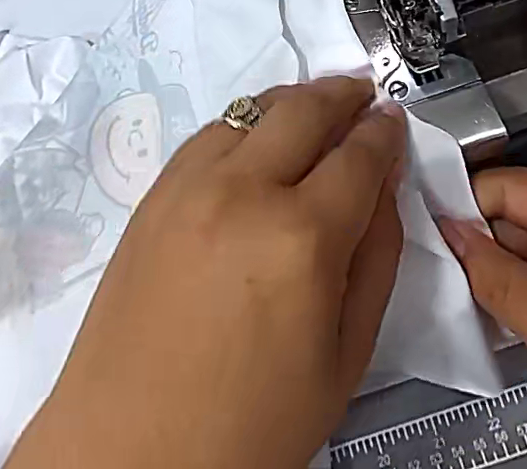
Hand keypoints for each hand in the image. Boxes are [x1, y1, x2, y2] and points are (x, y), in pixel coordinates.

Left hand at [5, 76, 405, 468]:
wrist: (132, 450)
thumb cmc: (254, 421)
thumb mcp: (346, 352)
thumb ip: (377, 252)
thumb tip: (384, 179)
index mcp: (301, 238)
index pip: (358, 154)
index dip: (384, 131)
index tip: (394, 119)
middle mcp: (243, 191)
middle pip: (305, 108)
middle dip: (343, 93)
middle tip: (363, 93)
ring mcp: (190, 184)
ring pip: (254, 107)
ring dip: (295, 100)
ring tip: (318, 107)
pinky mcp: (155, 192)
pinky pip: (212, 131)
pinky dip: (247, 122)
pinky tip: (260, 138)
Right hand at [439, 169, 526, 468]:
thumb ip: (503, 280)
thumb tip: (452, 235)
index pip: (506, 186)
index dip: (464, 210)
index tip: (429, 236)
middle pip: (507, 214)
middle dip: (477, 250)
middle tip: (452, 285)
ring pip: (514, 247)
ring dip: (493, 278)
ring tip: (481, 310)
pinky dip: (510, 296)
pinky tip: (503, 320)